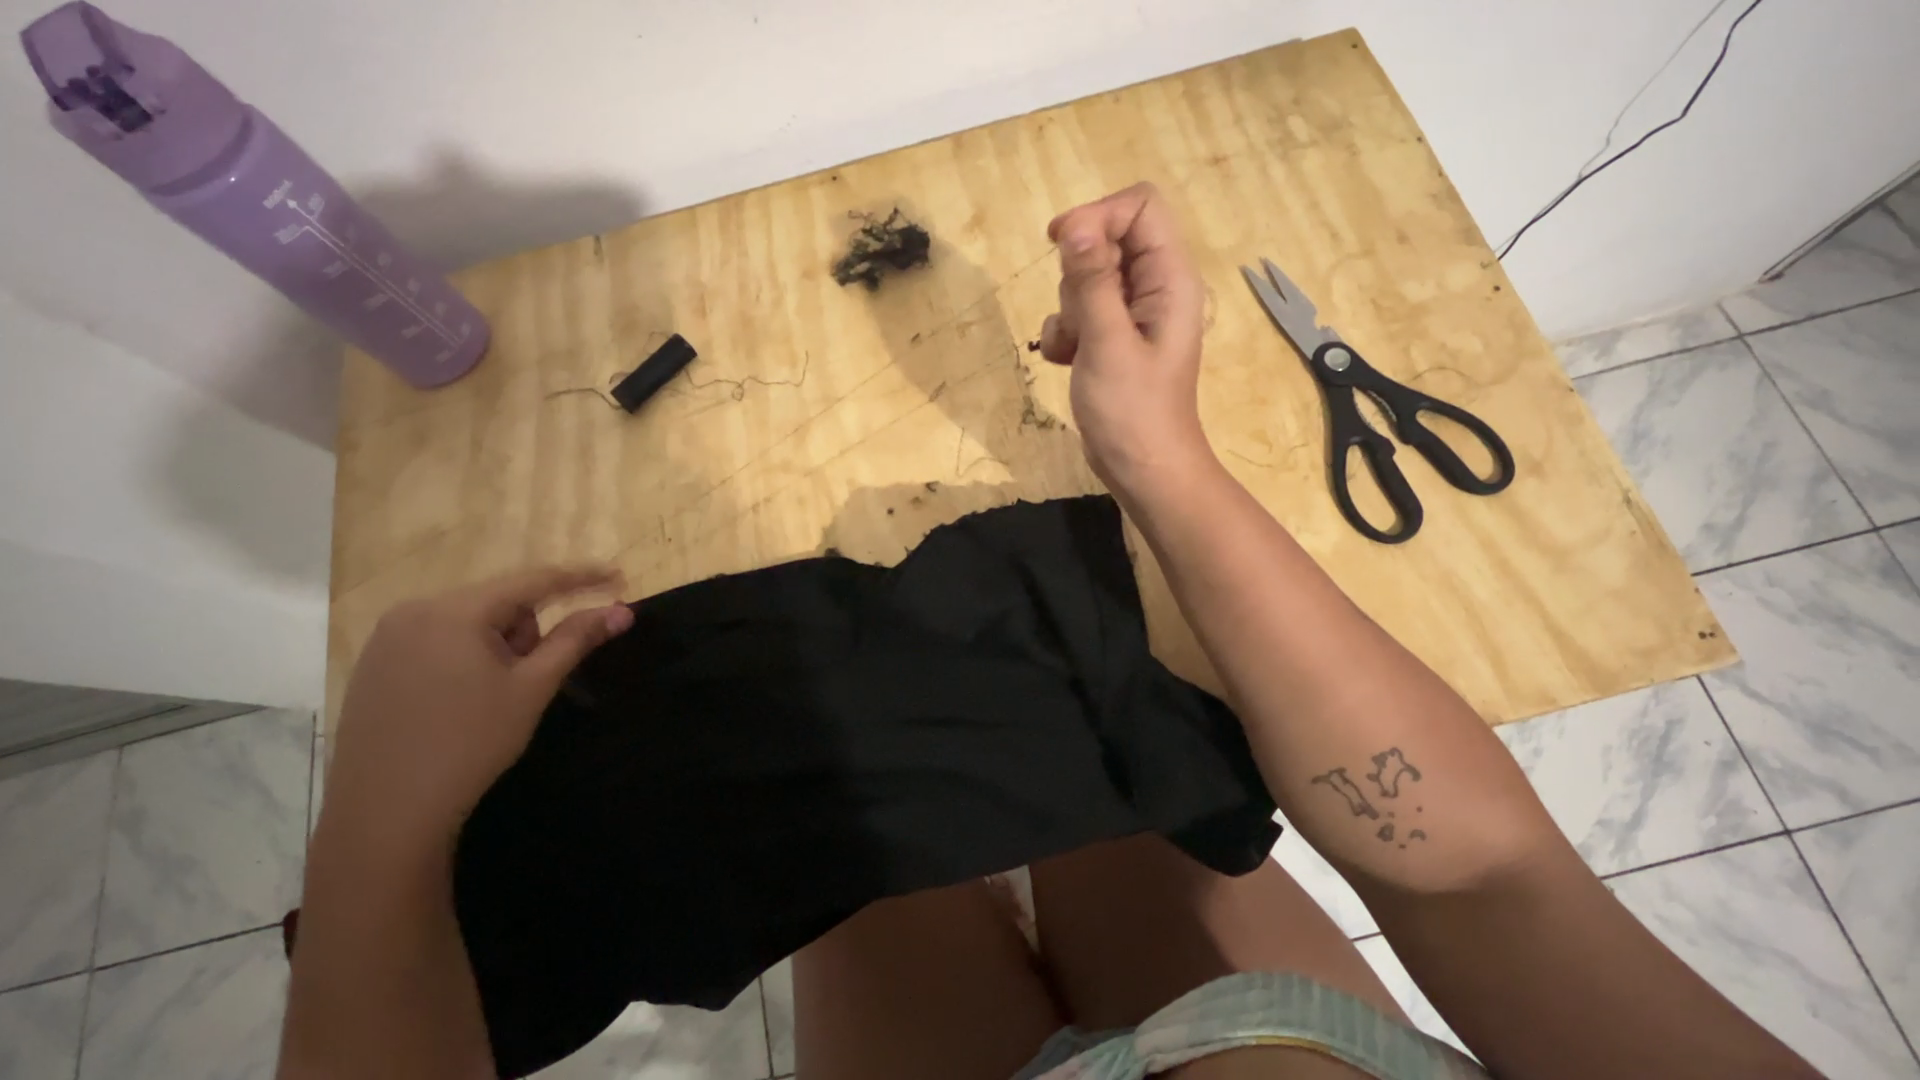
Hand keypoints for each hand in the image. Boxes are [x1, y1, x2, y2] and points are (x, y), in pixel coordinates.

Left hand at [324, 567, 634, 850]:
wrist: (385, 811)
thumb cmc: (469, 744)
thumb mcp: (532, 689)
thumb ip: (576, 640)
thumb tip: (622, 611)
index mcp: (456, 610)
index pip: (534, 580)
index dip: (580, 578)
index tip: (618, 576)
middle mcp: (416, 610)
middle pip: (499, 602)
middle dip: (524, 633)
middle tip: (525, 681)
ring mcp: (387, 636)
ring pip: (468, 622)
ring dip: (494, 647)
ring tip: (489, 698)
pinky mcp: (373, 662)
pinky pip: (437, 640)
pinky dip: (462, 658)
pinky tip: (457, 702)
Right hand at [1039, 183, 1211, 491]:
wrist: (1143, 470)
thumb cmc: (1133, 411)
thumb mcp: (1107, 343)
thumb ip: (1092, 281)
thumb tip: (1074, 224)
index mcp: (1170, 278)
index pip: (1140, 205)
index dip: (1098, 215)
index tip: (1062, 245)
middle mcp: (1155, 287)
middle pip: (1108, 238)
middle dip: (1078, 271)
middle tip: (1079, 314)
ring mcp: (1133, 314)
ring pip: (1087, 277)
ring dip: (1068, 306)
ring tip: (1077, 346)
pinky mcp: (1112, 338)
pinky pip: (1079, 310)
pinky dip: (1065, 331)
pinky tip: (1066, 361)